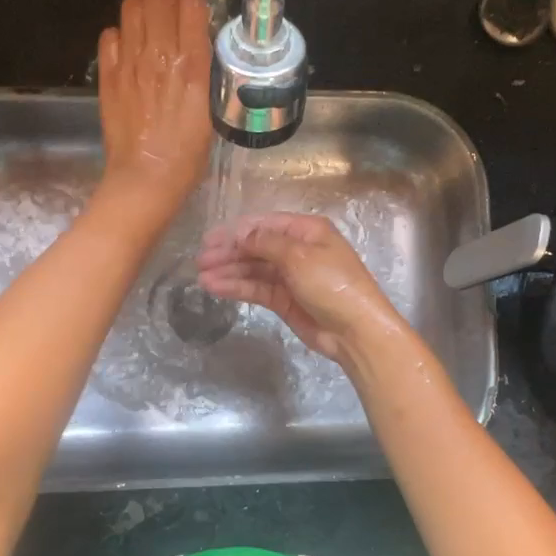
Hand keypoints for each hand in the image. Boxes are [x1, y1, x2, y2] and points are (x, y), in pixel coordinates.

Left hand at [97, 0, 212, 219]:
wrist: (145, 179)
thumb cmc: (185, 156)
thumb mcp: (209, 113)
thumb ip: (202, 73)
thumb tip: (197, 47)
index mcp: (191, 66)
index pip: (191, 3)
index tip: (195, 8)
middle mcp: (159, 55)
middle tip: (173, 4)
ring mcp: (129, 62)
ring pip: (132, 5)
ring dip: (144, 8)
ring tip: (151, 25)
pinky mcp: (108, 75)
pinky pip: (111, 34)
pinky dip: (121, 35)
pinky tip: (130, 51)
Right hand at [196, 213, 404, 360]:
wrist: (355, 330)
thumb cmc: (333, 284)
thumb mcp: (300, 256)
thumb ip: (266, 243)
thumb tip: (240, 234)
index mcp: (307, 231)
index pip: (265, 225)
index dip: (236, 231)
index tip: (210, 239)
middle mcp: (297, 250)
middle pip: (256, 247)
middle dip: (228, 252)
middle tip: (200, 260)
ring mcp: (290, 277)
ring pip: (253, 270)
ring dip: (228, 272)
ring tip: (201, 277)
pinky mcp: (285, 301)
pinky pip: (256, 289)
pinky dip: (237, 288)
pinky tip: (216, 288)